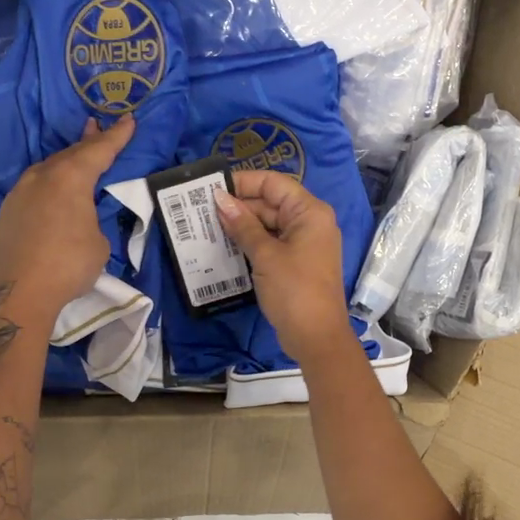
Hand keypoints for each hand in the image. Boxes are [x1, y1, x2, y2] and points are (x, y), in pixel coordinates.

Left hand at [0, 115, 136, 316]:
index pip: (99, 150)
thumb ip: (92, 221)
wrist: (18, 290)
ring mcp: (20, 192)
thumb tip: (79, 221)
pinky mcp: (8, 212)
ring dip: (65, 164)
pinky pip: (36, 189)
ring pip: (49, 171)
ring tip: (76, 158)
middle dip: (87, 144)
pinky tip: (54, 193)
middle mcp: (42, 176)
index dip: (117, 136)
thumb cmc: (68, 265)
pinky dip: (50, 186)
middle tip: (97, 129)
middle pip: (70, 155)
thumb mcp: (98, 243)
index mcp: (70, 177)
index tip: (128, 120)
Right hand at [214, 170, 358, 363]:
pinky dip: (252, 245)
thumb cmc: (293, 291)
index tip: (213, 189)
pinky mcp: (297, 265)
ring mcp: (304, 245)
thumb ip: (243, 225)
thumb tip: (220, 199)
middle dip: (239, 208)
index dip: (243, 183)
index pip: (274, 183)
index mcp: (310, 212)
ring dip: (242, 228)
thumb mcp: (265, 256)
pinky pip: (272, 245)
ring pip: (269, 226)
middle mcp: (310, 223)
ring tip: (209, 229)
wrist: (316, 337)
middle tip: (203, 213)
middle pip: (271, 204)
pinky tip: (226, 249)